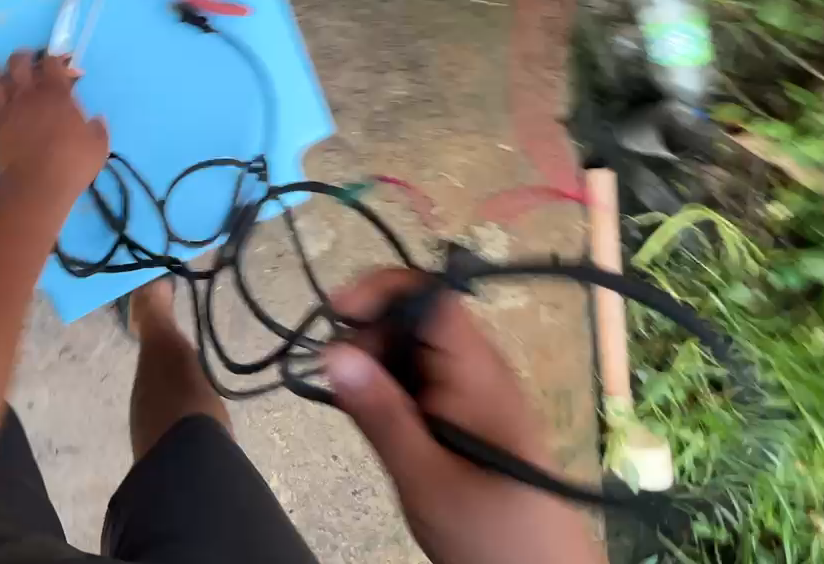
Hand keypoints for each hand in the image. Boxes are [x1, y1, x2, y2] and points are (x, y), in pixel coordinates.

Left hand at [0, 51, 108, 199]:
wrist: (38, 184)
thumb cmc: (72, 163)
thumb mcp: (98, 145)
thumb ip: (97, 129)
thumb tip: (97, 120)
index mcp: (56, 94)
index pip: (52, 63)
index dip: (55, 59)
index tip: (58, 62)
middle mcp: (28, 96)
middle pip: (18, 64)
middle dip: (20, 58)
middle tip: (21, 60)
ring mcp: (5, 112)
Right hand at [321, 269, 600, 563]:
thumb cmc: (492, 535)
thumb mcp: (424, 478)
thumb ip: (379, 413)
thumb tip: (331, 350)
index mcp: (477, 371)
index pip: (429, 293)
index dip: (380, 289)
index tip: (336, 316)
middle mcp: (478, 367)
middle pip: (413, 315)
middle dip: (369, 334)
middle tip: (344, 380)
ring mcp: (474, 388)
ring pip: (411, 345)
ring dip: (376, 362)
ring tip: (361, 408)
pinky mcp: (466, 410)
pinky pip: (419, 374)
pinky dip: (390, 385)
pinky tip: (382, 421)